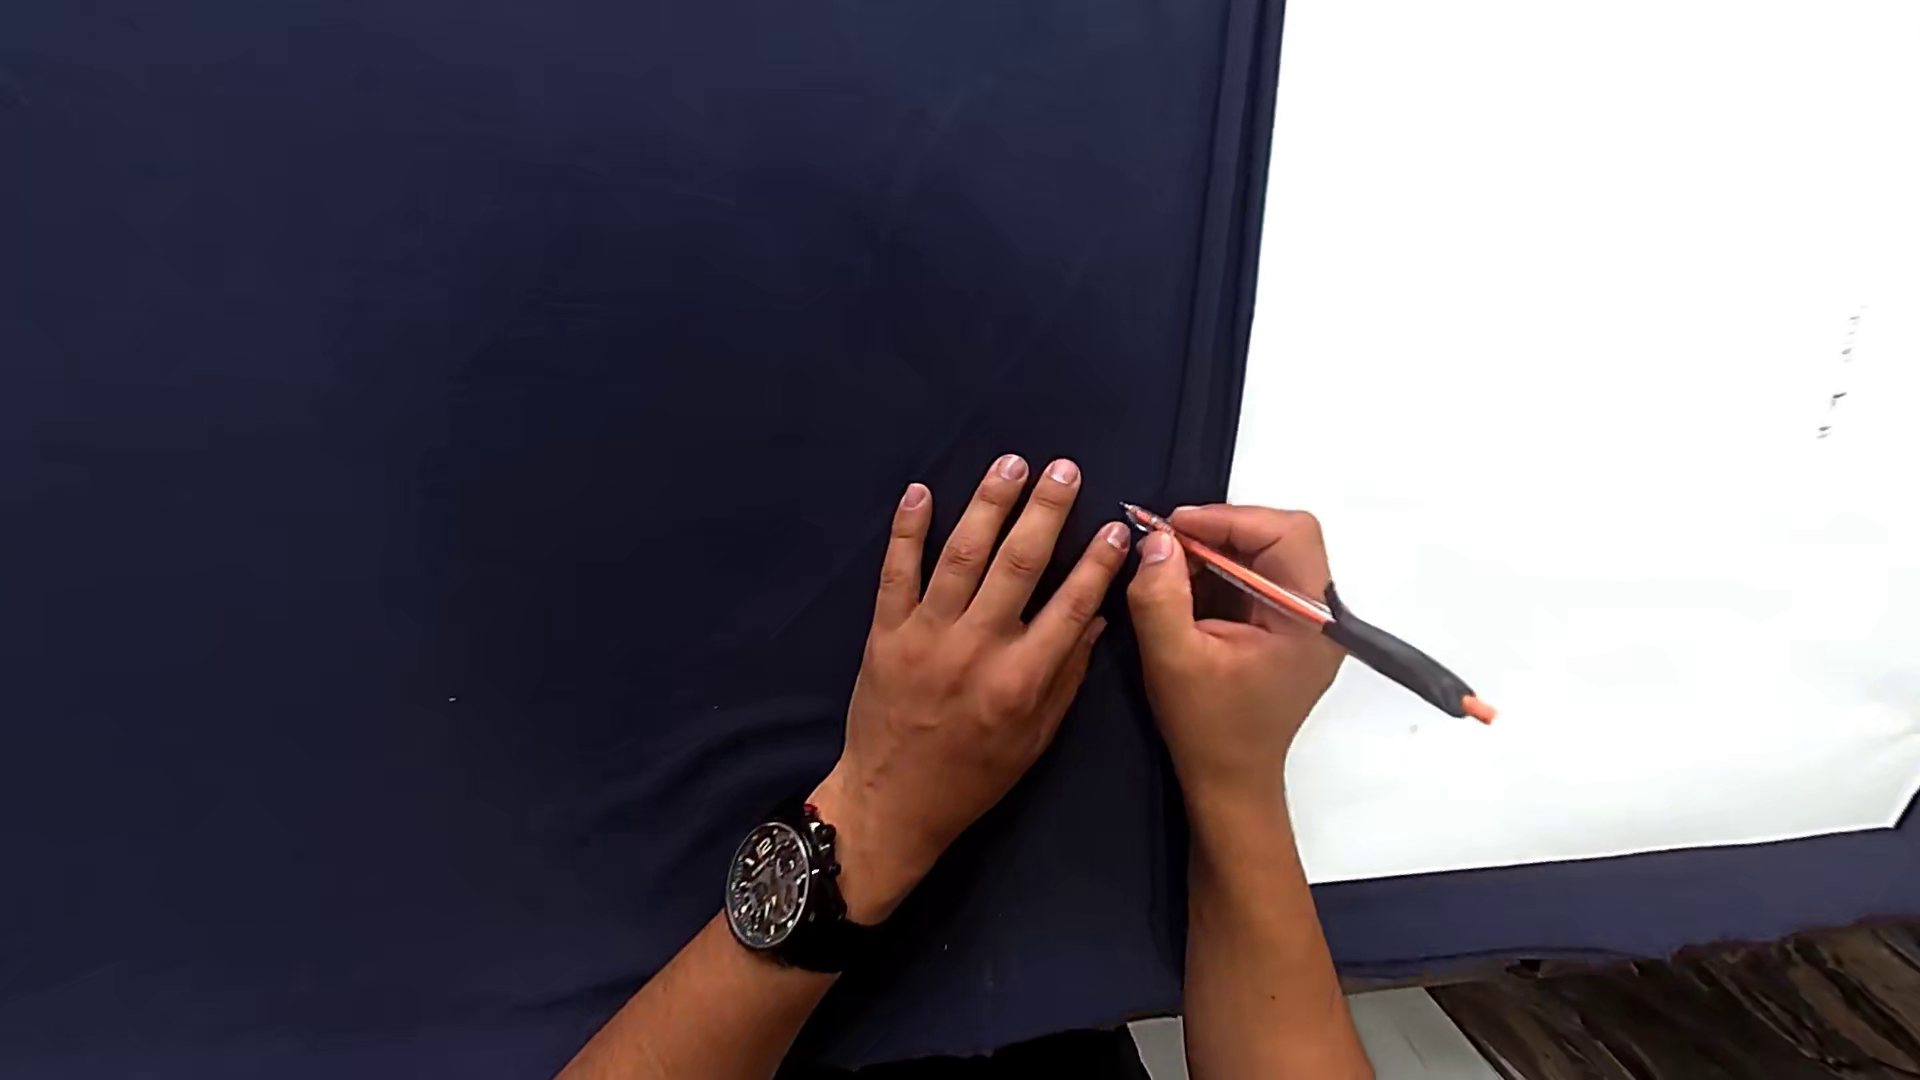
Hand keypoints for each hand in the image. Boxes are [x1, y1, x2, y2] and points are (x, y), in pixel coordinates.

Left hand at [810, 455, 1130, 922]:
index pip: (1071, 605)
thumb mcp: (1035, 740)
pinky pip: (895, 572)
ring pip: (961, 555)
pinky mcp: (884, 632)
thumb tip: (1097, 616)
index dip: (1096, 562)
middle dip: (1044, 510)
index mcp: (1021, 679)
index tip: (1114, 526)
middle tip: (1063, 469)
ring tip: (1010, 463)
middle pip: (1017, 564)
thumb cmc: (973, 776)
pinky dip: (907, 529)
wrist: (892, 801)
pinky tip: (920, 490)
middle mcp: (976, 648)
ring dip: (988, 504)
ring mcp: (925, 635)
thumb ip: (1067, 676)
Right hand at [1126, 505, 1343, 810]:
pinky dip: (1217, 569)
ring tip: (1169, 565)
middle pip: (1282, 536)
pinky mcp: (1285, 625)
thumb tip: (1158, 540)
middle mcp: (1319, 614)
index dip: (1229, 519)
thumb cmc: (1207, 726)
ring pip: (1267, 551)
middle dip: (1221, 530)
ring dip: (1216, 548)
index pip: (1287, 535)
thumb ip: (1159, 595)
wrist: (1229, 778)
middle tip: (1169, 542)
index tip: (1174, 527)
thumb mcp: (1171, 658)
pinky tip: (1184, 585)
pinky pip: (1255, 574)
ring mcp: (1305, 620)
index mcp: (1308, 622)